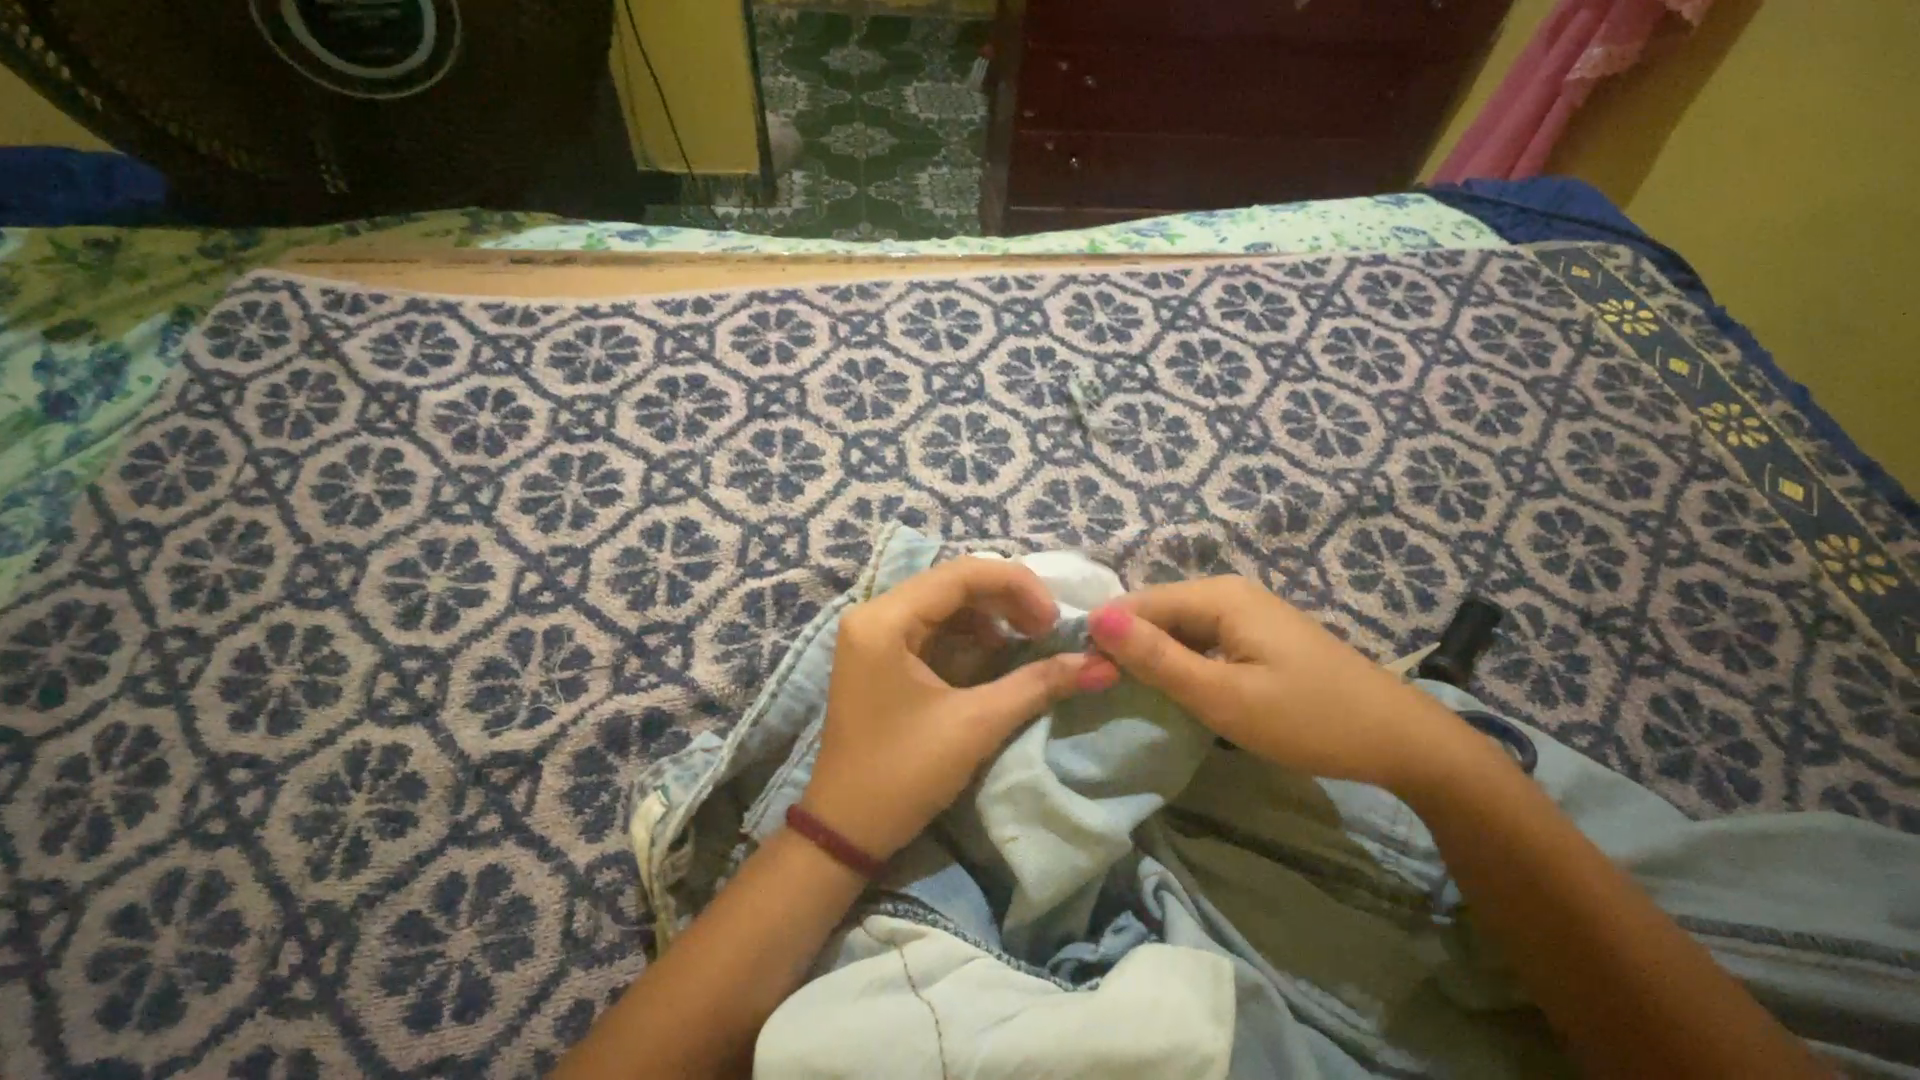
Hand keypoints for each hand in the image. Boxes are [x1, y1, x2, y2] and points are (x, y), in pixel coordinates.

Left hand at [801, 558, 1117, 860]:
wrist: (846, 831)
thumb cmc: (904, 773)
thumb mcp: (976, 724)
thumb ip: (1039, 684)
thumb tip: (1104, 664)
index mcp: (884, 619)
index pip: (961, 574)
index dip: (1017, 586)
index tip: (1054, 622)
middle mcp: (873, 615)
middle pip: (952, 584)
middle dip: (1007, 601)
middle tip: (1047, 631)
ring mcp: (873, 637)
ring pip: (944, 605)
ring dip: (991, 618)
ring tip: (1029, 643)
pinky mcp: (880, 659)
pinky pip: (932, 629)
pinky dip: (970, 637)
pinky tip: (998, 656)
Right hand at [1086, 576, 1475, 792]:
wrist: (1398, 740)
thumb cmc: (1307, 718)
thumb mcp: (1223, 696)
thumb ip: (1157, 658)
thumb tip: (1095, 618)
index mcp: (1218, 596)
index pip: (1135, 603)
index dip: (1104, 638)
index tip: (1081, 680)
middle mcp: (1229, 593)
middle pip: (1156, 613)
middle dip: (1126, 647)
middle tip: (1099, 693)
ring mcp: (1248, 615)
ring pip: (1178, 630)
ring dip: (1152, 659)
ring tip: (1125, 696)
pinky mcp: (1259, 638)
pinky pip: (1202, 642)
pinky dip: (1182, 665)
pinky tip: (1172, 692)